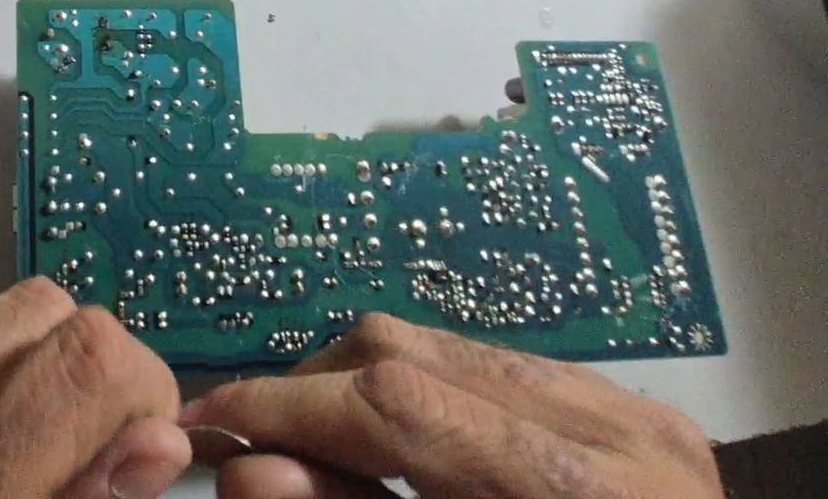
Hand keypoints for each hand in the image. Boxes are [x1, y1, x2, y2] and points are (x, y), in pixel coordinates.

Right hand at [181, 313, 721, 498]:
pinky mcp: (610, 406)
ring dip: (345, 385)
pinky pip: (466, 363)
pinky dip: (400, 391)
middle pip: (401, 351)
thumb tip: (247, 466)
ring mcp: (619, 407)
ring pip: (427, 343)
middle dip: (306, 393)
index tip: (208, 420)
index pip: (396, 405)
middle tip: (259, 444)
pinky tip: (387, 441)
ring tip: (317, 445)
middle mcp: (613, 423)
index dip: (284, 407)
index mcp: (588, 495)